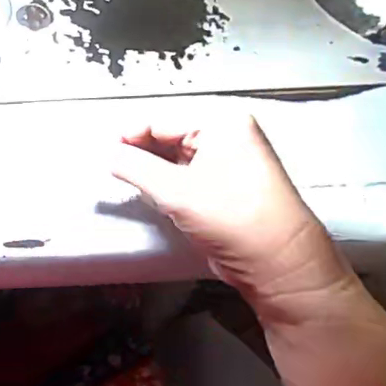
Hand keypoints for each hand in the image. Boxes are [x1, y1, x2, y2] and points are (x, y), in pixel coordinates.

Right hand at [109, 113, 355, 322]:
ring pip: (174, 156)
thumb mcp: (174, 190)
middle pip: (167, 136)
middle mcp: (228, 135)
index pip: (160, 120)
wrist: (279, 264)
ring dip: (151, 170)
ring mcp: (229, 160)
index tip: (105, 155)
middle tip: (113, 170)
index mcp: (222, 123)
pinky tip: (152, 194)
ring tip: (129, 183)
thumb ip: (134, 167)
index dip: (129, 137)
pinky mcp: (226, 185)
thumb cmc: (235, 220)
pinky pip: (186, 174)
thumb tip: (109, 155)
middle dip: (139, 153)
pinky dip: (166, 183)